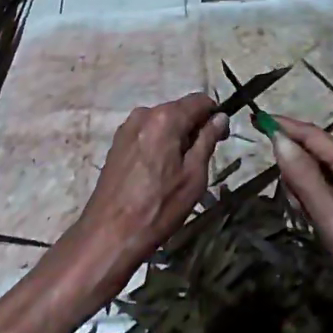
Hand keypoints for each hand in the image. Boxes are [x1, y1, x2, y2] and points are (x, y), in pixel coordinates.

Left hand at [64, 93, 227, 293]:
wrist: (111, 231)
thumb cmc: (160, 205)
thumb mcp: (194, 175)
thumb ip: (207, 140)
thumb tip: (220, 118)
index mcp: (164, 117)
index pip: (199, 100)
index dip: (214, 115)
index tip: (221, 138)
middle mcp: (143, 114)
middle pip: (178, 110)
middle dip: (194, 128)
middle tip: (202, 159)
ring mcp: (126, 128)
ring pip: (162, 123)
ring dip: (176, 138)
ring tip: (179, 171)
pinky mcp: (117, 143)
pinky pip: (146, 134)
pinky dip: (159, 145)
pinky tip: (159, 172)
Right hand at [271, 116, 332, 332]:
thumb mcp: (330, 219)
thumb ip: (304, 177)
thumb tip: (278, 140)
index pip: (314, 136)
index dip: (284, 126)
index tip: (257, 119)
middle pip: (318, 153)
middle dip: (297, 171)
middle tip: (295, 206)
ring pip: (324, 173)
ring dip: (307, 190)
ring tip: (310, 221)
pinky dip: (320, 200)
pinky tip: (320, 223)